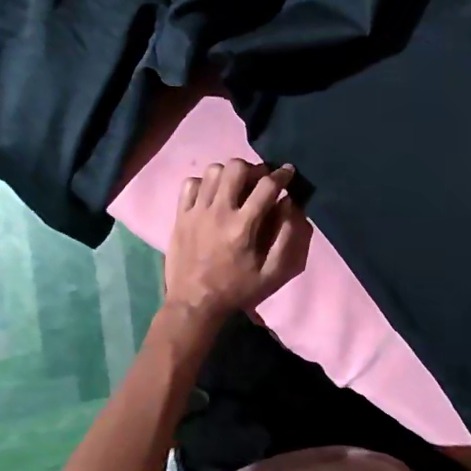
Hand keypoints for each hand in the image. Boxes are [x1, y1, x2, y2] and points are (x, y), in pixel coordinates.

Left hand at [164, 159, 311, 325]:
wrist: (194, 303)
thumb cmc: (236, 289)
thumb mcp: (271, 273)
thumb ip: (286, 238)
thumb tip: (290, 205)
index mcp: (243, 226)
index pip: (267, 186)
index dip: (282, 174)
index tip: (288, 172)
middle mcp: (219, 212)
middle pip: (236, 168)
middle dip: (253, 168)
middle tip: (259, 181)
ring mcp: (196, 211)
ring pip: (213, 171)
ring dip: (229, 174)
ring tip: (235, 187)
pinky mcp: (180, 215)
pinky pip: (190, 184)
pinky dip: (203, 183)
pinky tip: (211, 196)